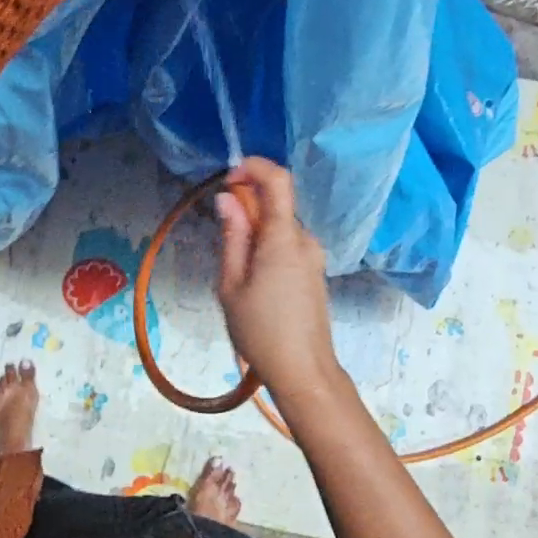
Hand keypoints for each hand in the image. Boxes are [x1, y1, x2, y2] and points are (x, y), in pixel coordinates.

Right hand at [215, 158, 343, 401]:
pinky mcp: (315, 271)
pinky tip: (255, 283)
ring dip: (256, 232)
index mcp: (283, 238)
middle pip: (276, 205)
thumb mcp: (231, 285)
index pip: (278, 180)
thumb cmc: (259, 330)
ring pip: (280, 227)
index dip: (253, 168)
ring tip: (236, 274)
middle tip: (222, 241)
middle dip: (247, 209)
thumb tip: (227, 199)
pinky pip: (288, 245)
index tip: (228, 179)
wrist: (303, 370)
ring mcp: (314, 256)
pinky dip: (268, 248)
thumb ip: (231, 237)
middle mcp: (304, 239)